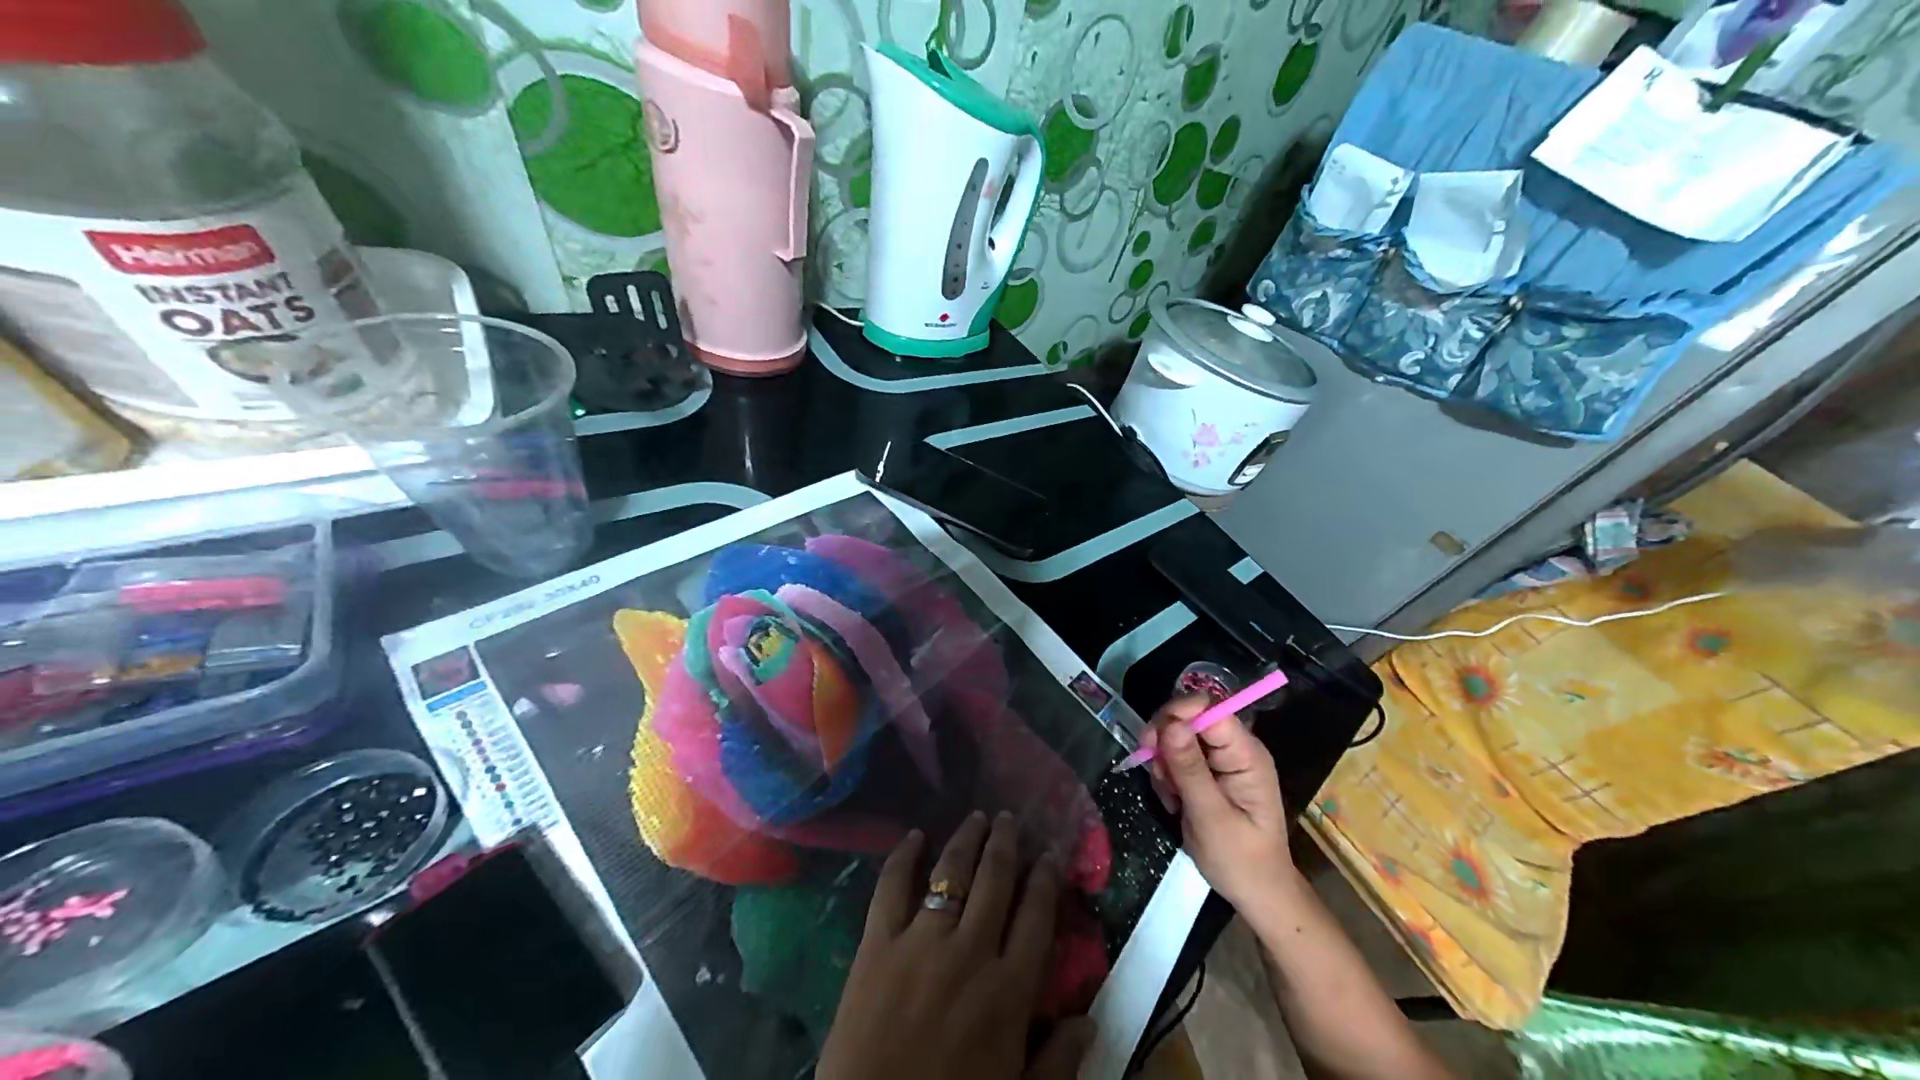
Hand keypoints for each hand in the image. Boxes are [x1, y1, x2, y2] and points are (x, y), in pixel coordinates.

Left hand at [817, 812, 1095, 1079]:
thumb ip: (1057, 1061)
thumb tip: (1089, 1020)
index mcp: (1009, 990)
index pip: (1036, 917)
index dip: (1046, 879)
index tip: (1050, 853)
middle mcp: (970, 951)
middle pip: (995, 881)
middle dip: (1006, 845)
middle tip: (1011, 819)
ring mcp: (921, 942)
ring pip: (951, 874)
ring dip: (967, 841)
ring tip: (977, 818)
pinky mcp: (877, 943)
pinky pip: (891, 888)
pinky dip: (903, 857)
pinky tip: (914, 837)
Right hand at [1139, 695, 1297, 910]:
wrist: (1257, 894)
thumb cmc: (1241, 860)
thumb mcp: (1211, 817)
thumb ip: (1189, 769)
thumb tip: (1170, 724)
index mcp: (1246, 754)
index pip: (1210, 708)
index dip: (1178, 713)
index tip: (1152, 739)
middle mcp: (1233, 749)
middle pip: (1188, 718)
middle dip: (1164, 740)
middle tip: (1155, 772)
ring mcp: (1220, 760)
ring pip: (1176, 737)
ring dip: (1164, 763)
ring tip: (1171, 798)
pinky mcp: (1207, 773)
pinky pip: (1176, 757)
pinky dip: (1166, 776)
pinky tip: (1173, 802)